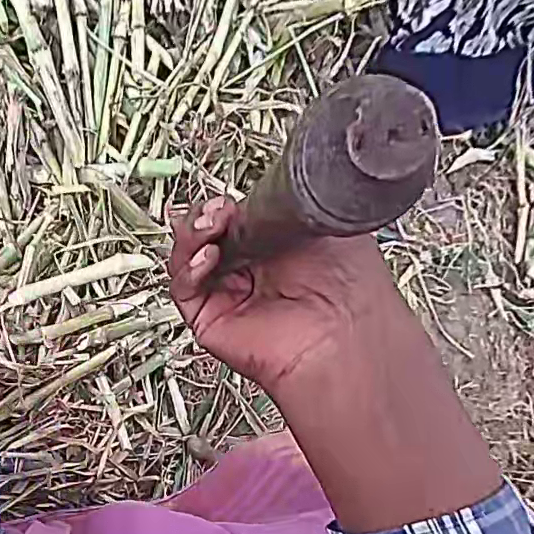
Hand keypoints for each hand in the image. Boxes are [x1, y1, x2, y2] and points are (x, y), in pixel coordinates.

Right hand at [166, 196, 394, 401]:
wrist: (343, 334)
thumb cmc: (349, 290)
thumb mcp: (321, 224)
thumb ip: (281, 207)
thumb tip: (245, 204)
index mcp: (273, 247)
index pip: (233, 219)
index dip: (225, 206)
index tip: (229, 200)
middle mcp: (248, 271)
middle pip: (204, 236)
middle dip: (204, 217)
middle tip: (217, 211)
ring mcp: (226, 295)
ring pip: (187, 260)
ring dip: (191, 237)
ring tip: (209, 226)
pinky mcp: (207, 319)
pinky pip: (183, 290)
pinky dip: (188, 270)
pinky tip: (208, 256)